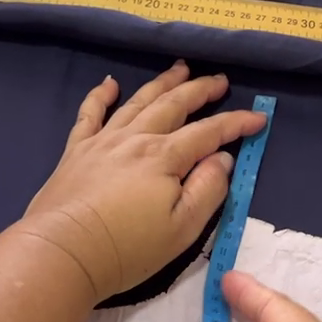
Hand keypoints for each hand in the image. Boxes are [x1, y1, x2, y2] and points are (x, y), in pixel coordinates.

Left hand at [14, 62, 267, 301]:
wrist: (61, 253)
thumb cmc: (127, 248)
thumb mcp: (182, 229)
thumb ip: (208, 190)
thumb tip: (222, 158)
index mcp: (164, 157)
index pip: (209, 132)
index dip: (236, 123)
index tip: (259, 118)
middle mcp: (136, 139)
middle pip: (174, 105)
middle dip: (200, 90)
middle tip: (219, 80)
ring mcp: (103, 141)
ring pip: (138, 101)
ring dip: (162, 83)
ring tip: (180, 68)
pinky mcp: (76, 150)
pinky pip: (90, 113)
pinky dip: (100, 95)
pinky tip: (110, 83)